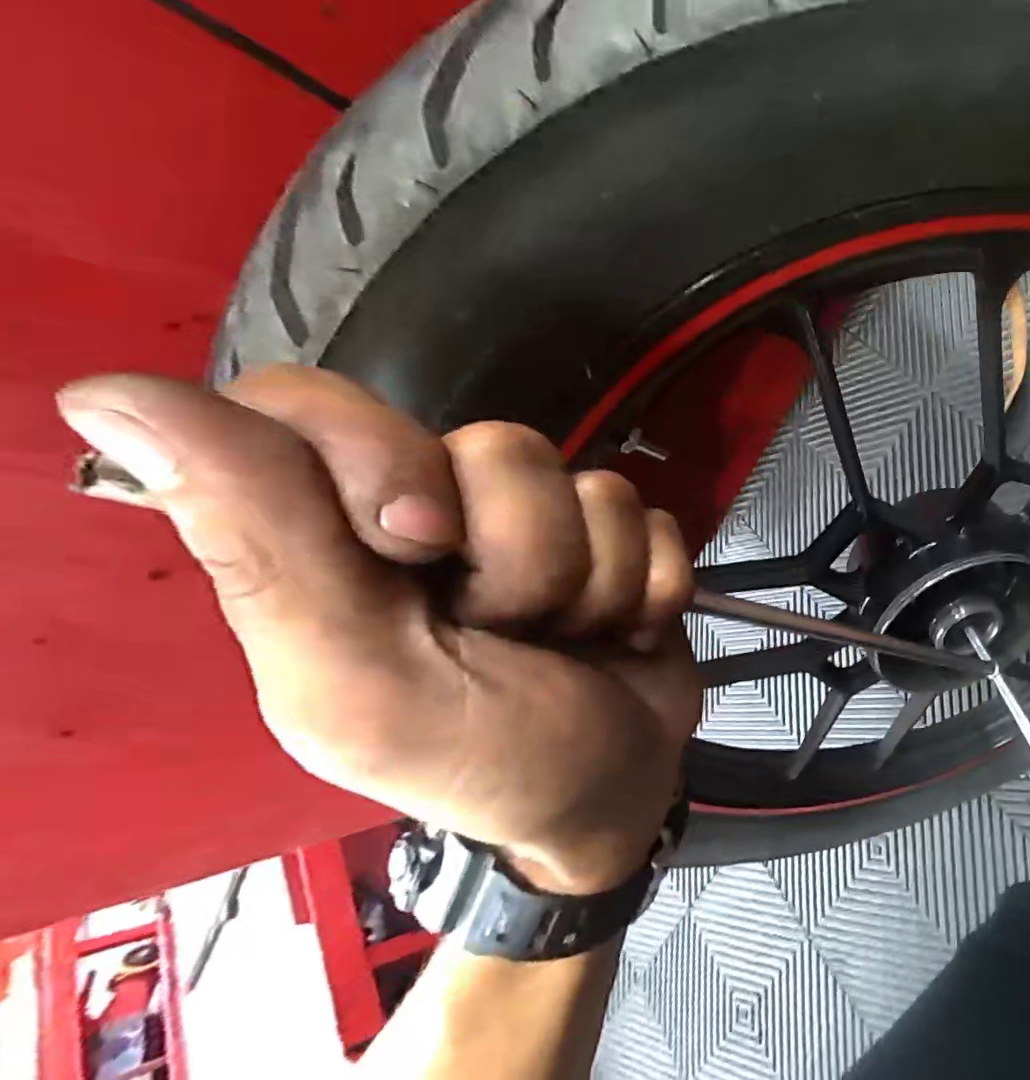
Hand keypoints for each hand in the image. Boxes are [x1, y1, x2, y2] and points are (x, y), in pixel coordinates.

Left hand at [57, 368, 699, 895]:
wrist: (613, 794)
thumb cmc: (483, 761)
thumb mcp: (362, 684)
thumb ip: (270, 552)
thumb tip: (113, 395)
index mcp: (343, 543)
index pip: (318, 406)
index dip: (381, 452)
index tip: (418, 542)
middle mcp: (449, 515)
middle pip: (504, 449)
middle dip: (527, 557)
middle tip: (510, 630)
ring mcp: (554, 527)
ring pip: (597, 487)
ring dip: (598, 584)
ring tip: (576, 640)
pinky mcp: (629, 543)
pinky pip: (656, 523)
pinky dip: (652, 589)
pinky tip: (628, 632)